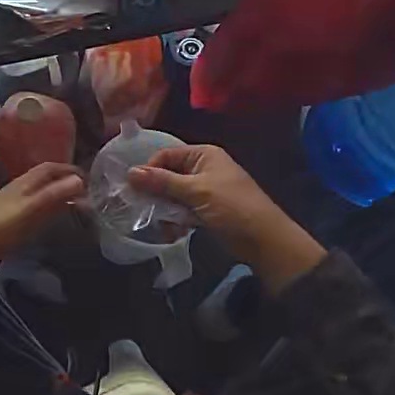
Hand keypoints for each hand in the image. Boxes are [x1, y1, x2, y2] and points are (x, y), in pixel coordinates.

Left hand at [0, 164, 84, 335]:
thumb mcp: (30, 211)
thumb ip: (54, 195)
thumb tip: (80, 179)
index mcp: (24, 183)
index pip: (50, 167)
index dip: (69, 169)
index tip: (89, 178)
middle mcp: (16, 187)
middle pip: (42, 177)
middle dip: (63, 179)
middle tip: (83, 191)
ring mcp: (7, 201)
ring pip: (35, 189)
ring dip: (53, 191)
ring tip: (69, 202)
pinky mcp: (2, 216)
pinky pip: (28, 203)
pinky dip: (42, 204)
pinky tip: (44, 217)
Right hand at [127, 145, 324, 293]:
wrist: (264, 240)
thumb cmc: (232, 207)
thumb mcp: (196, 192)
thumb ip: (162, 182)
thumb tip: (130, 172)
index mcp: (203, 155)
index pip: (166, 155)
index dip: (149, 170)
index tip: (134, 189)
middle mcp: (202, 168)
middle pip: (167, 176)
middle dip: (156, 194)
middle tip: (142, 209)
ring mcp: (203, 190)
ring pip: (172, 196)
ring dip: (165, 211)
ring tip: (163, 226)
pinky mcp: (204, 210)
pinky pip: (181, 210)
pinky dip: (175, 221)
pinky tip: (173, 233)